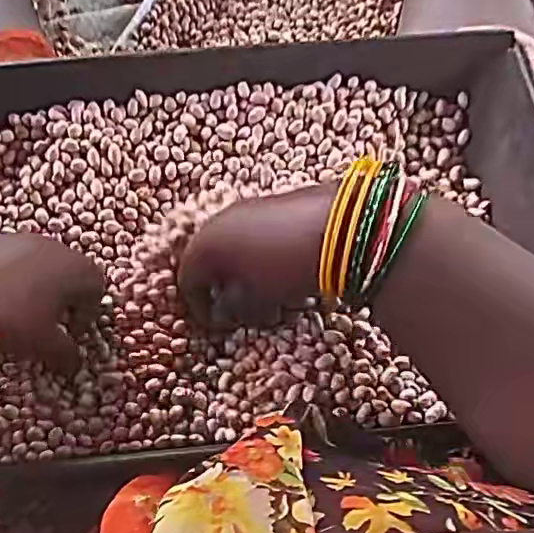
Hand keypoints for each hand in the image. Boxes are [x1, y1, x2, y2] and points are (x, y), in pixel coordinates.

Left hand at [0, 233, 104, 372]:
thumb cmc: (15, 318)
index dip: (89, 313)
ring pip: (42, 264)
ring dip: (39, 288)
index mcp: (75, 268)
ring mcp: (21, 238)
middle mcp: (53, 246)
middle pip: (69, 272)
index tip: (73, 333)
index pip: (96, 287)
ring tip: (23, 313)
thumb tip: (75, 362)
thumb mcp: (45, 344)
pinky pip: (15, 261)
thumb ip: (66, 353)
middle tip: (51, 324)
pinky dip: (15, 279)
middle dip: (65, 299)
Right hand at [177, 183, 336, 330]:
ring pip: (240, 253)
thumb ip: (231, 308)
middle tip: (250, 316)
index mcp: (206, 242)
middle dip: (230, 295)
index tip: (220, 328)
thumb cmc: (285, 270)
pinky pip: (263, 241)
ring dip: (252, 282)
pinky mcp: (282, 204)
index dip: (200, 309)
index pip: (188, 281)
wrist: (345, 227)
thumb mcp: (253, 300)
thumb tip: (225, 313)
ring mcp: (253, 208)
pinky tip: (293, 282)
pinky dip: (269, 264)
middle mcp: (223, 219)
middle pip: (214, 265)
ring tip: (278, 304)